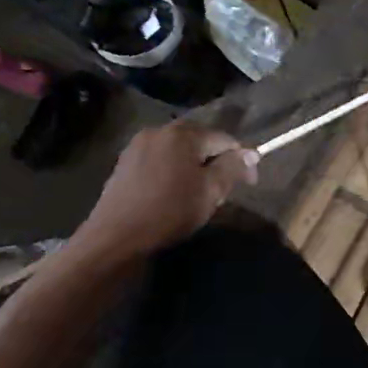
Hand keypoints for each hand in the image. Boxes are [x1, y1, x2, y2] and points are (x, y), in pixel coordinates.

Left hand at [70, 120, 257, 260]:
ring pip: (181, 150)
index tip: (249, 184)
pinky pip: (162, 158)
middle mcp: (159, 132)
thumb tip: (250, 154)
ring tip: (201, 191)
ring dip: (197, 165)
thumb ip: (233, 167)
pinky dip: (176, 169)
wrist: (117, 236)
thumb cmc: (171, 211)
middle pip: (201, 141)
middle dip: (218, 161)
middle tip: (225, 188)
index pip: (225, 140)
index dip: (242, 160)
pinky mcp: (126, 162)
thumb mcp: (212, 190)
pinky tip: (176, 191)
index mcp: (183, 135)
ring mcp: (138, 145)